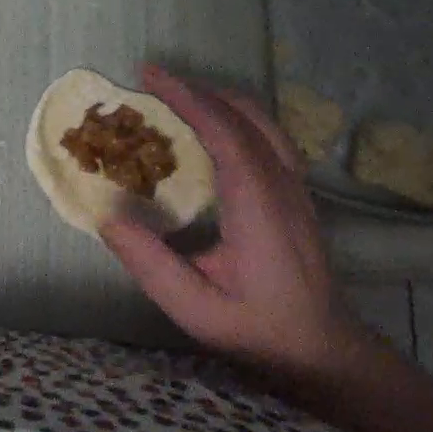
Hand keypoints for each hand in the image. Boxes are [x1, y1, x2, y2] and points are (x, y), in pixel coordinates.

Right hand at [100, 65, 372, 374]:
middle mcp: (283, 189)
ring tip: (176, 95)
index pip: (226, 135)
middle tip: (152, 80)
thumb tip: (106, 217)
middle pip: (248, 118)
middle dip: (199, 90)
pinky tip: (208, 126)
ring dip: (219, 100)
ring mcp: (295, 191)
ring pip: (263, 124)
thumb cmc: (260, 330)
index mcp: (260, 208)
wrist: (326, 355)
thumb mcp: (196, 310)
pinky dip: (233, 118)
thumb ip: (150, 264)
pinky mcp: (295, 197)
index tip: (148, 76)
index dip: (188, 100)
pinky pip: (267, 138)